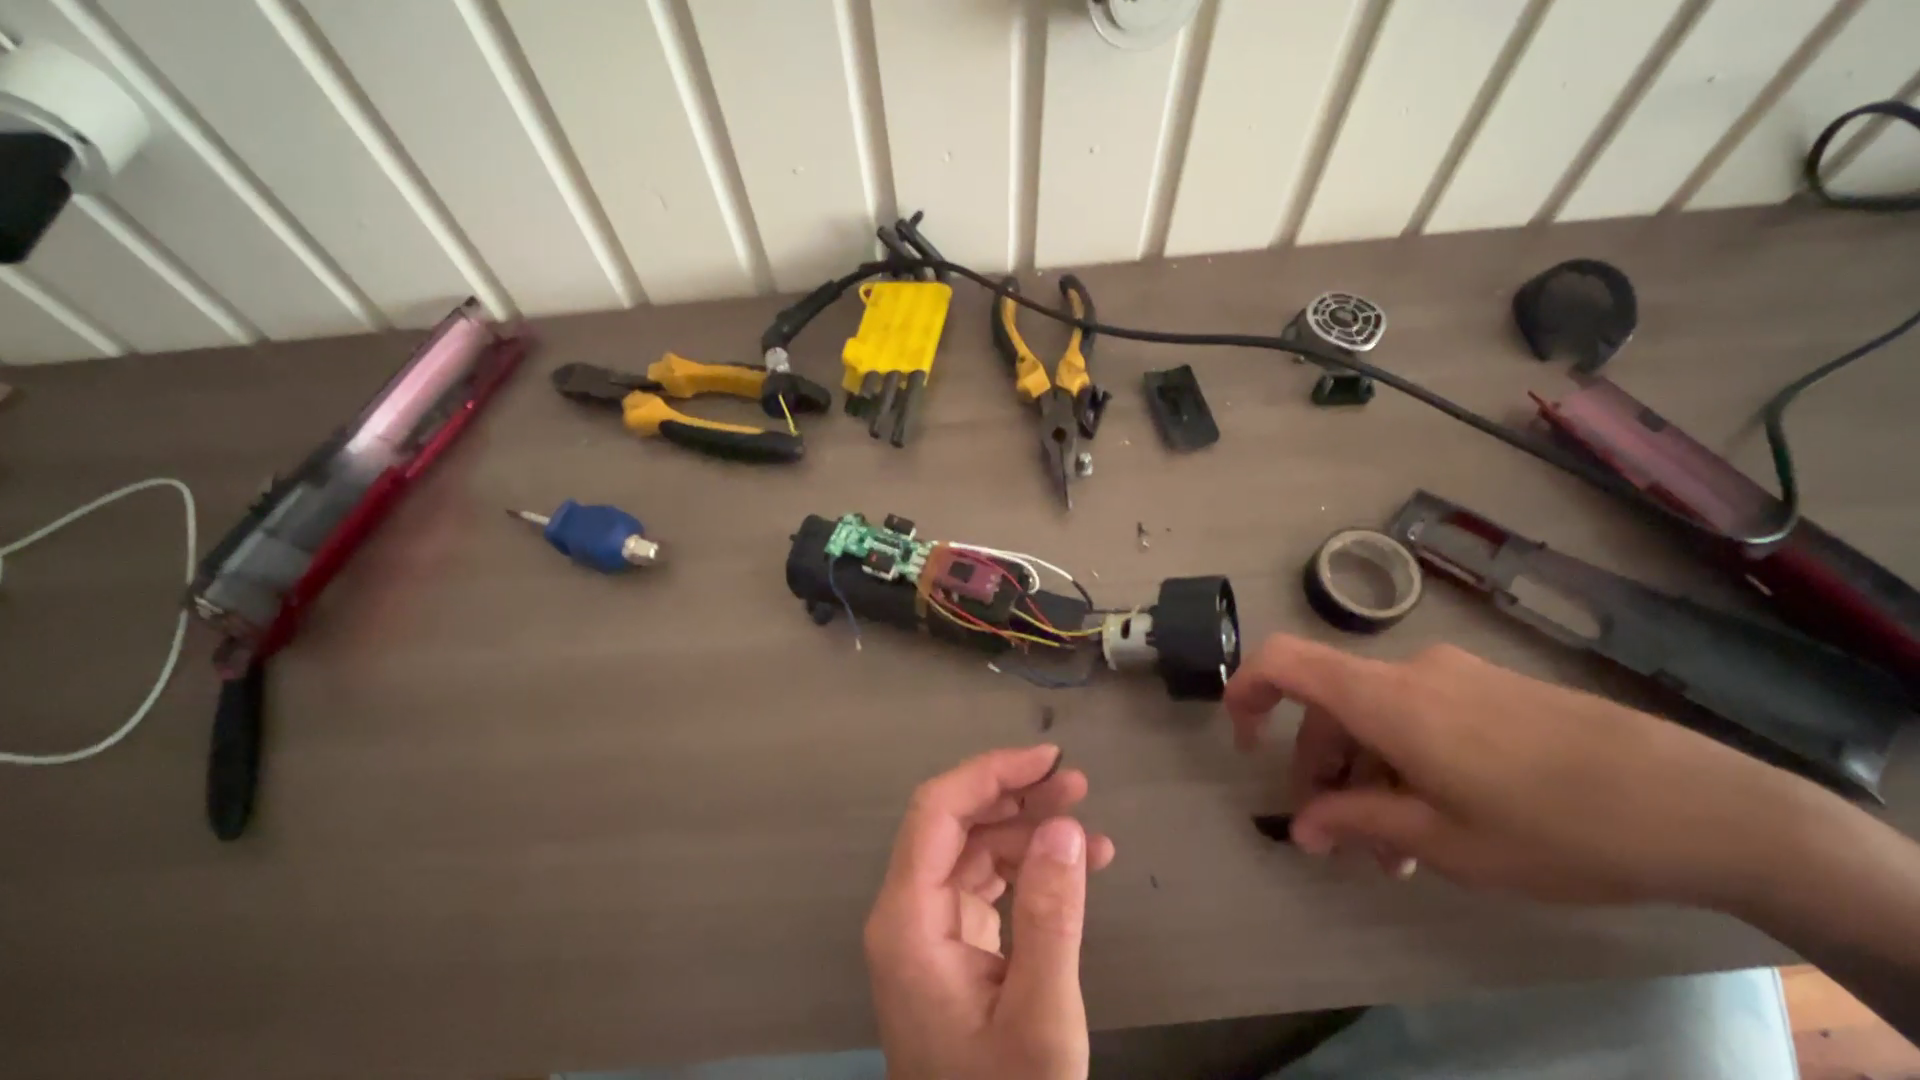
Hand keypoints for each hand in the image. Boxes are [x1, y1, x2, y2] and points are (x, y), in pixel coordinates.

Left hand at [864, 745, 1116, 1079]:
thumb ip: (1050, 916)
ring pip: (972, 853)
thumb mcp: (1040, 1014)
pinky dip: (1027, 872)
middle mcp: (907, 916)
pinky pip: (984, 889)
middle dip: (1015, 798)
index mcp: (908, 921)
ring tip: (1089, 828)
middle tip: (1078, 786)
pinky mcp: (950, 951)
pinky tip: (1072, 871)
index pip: (936, 812)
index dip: (990, 773)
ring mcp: (927, 934)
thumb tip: (1062, 826)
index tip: (1048, 760)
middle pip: (953, 825)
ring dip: (1027, 834)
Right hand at [1226, 634, 1842, 908]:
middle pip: (1333, 703)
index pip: (1286, 661)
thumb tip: (1302, 829)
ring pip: (1381, 715)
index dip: (1247, 691)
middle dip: (1322, 768)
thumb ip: (1360, 823)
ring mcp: (1462, 678)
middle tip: (1344, 841)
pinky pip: (1425, 714)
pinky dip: (1408, 759)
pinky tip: (1445, 818)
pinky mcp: (1499, 691)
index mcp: (1389, 700)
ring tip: (1401, 849)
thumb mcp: (1445, 840)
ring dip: (1370, 773)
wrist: (1701, 805)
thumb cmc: (1556, 827)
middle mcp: (1416, 674)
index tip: (1242, 743)